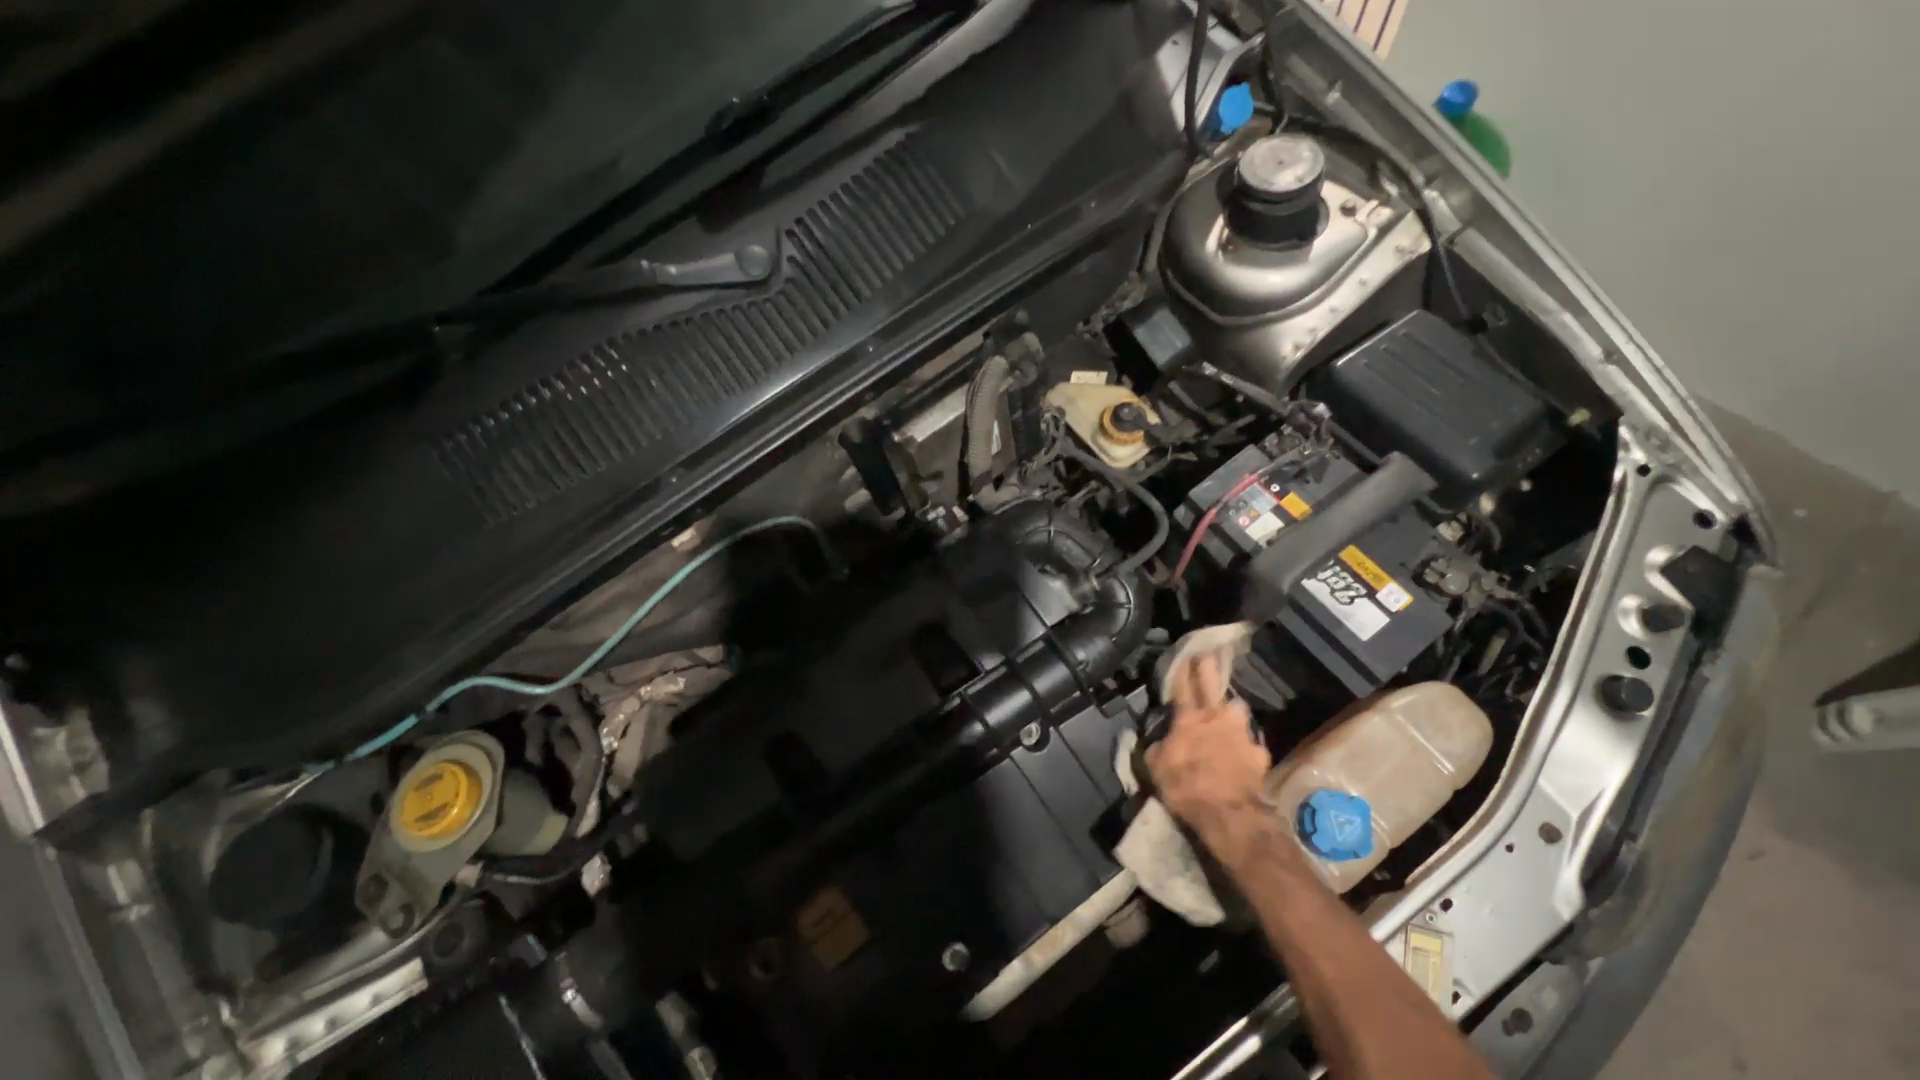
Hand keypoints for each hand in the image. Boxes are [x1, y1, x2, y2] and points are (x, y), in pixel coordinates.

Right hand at [1146, 653, 1271, 835]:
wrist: (1228, 813)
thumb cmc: (1184, 787)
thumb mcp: (1154, 766)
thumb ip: (1156, 745)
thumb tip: (1160, 738)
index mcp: (1188, 719)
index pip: (1182, 687)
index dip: (1181, 670)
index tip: (1183, 654)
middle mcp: (1216, 718)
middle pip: (1212, 685)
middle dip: (1208, 668)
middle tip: (1208, 655)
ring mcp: (1241, 733)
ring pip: (1237, 710)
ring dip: (1231, 709)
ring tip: (1228, 711)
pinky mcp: (1259, 752)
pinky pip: (1250, 742)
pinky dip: (1244, 744)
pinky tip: (1242, 751)